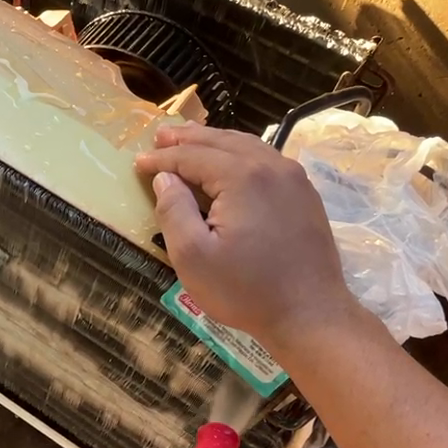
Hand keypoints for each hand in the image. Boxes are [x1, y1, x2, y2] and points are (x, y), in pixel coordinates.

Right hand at [134, 124, 360, 345]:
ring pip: (246, 146)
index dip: (162, 158)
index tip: (138, 162)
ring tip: (190, 139)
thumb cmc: (244, 290)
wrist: (308, 312)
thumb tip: (164, 178)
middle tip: (160, 134)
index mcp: (241, 177)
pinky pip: (265, 160)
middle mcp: (270, 166)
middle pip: (221, 141)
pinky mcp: (304, 195)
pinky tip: (230, 162)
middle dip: (187, 139)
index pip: (192, 157)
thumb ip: (174, 212)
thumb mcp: (193, 257)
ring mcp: (292, 179)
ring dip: (214, 141)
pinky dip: (239, 154)